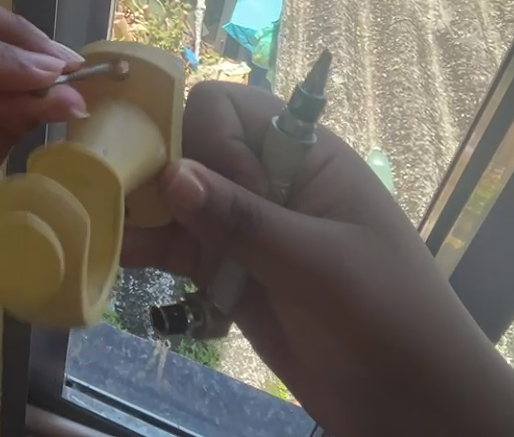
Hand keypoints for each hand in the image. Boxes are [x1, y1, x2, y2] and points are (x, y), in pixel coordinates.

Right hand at [123, 81, 513, 436]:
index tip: (223, 189)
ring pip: (171, 194)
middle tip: (126, 192)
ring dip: (139, 204)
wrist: (414, 413)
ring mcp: (238, 224)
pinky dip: (143, 244)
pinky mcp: (220, 267)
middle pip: (188, 144)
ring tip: (98, 214)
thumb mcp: (321, 266)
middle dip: (155, 162)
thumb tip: (170, 174)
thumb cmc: (390, 321)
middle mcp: (262, 177)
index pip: (227, 107)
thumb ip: (244, 219)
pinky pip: (172, 243)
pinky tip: (110, 248)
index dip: (211, 137)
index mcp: (301, 154)